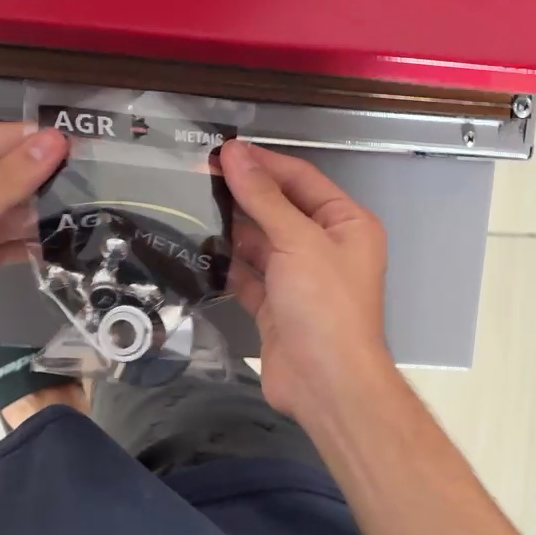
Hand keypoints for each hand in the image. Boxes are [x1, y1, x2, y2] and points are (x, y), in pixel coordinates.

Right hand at [220, 140, 392, 419]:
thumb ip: (264, 198)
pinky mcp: (276, 307)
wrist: (326, 383)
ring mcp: (300, 279)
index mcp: (346, 224)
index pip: (302, 180)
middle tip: (198, 177)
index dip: (264, 163)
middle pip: (280, 210)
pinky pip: (248, 278)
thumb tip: (235, 154)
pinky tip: (196, 252)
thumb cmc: (325, 307)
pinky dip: (226, 267)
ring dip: (231, 231)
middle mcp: (325, 248)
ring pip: (261, 245)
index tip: (223, 151)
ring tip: (189, 209)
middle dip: (243, 196)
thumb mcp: (298, 242)